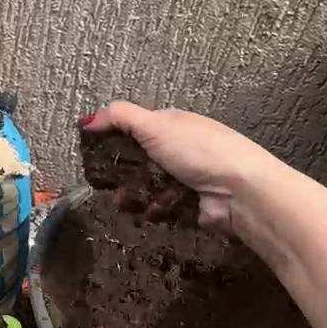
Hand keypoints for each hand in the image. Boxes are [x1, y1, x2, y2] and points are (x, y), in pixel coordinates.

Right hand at [82, 103, 290, 230]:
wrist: (239, 191)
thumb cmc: (198, 150)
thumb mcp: (155, 124)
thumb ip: (119, 116)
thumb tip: (86, 119)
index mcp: (171, 125)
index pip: (132, 128)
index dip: (111, 136)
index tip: (91, 149)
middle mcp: (176, 150)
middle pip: (135, 160)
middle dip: (118, 171)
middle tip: (101, 180)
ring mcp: (181, 179)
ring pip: (143, 186)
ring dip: (131, 194)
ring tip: (123, 201)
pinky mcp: (184, 205)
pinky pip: (156, 206)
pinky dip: (149, 209)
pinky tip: (147, 210)